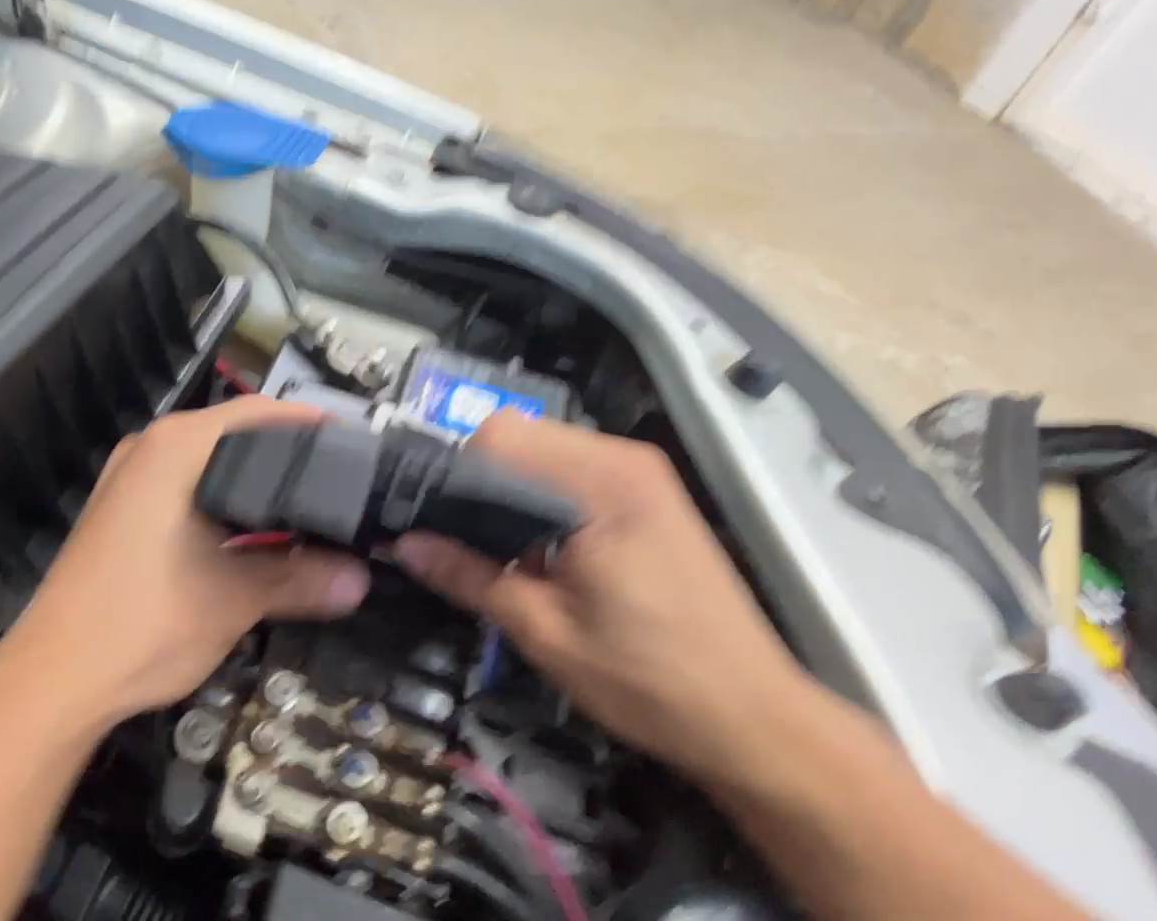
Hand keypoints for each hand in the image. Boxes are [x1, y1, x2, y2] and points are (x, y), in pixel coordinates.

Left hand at [6, 397, 371, 725]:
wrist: (56, 677)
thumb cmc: (145, 621)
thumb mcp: (234, 598)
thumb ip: (300, 578)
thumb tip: (361, 579)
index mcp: (174, 448)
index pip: (258, 413)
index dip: (311, 425)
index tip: (357, 447)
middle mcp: (147, 450)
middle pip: (233, 435)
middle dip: (287, 458)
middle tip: (342, 483)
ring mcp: (128, 480)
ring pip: (208, 466)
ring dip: (255, 485)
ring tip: (309, 510)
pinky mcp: (121, 513)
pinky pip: (186, 490)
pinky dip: (224, 504)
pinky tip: (253, 535)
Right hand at [394, 412, 814, 784]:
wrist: (755, 719)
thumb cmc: (649, 681)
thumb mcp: (544, 633)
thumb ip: (469, 577)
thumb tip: (401, 543)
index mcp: (601, 484)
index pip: (498, 438)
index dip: (452, 474)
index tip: (428, 523)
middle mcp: (623, 460)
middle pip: (517, 436)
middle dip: (475, 482)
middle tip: (455, 544)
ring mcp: (641, 474)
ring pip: (540, 452)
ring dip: (506, 492)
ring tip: (493, 553)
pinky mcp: (648, 494)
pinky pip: (569, 472)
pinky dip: (538, 499)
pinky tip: (536, 552)